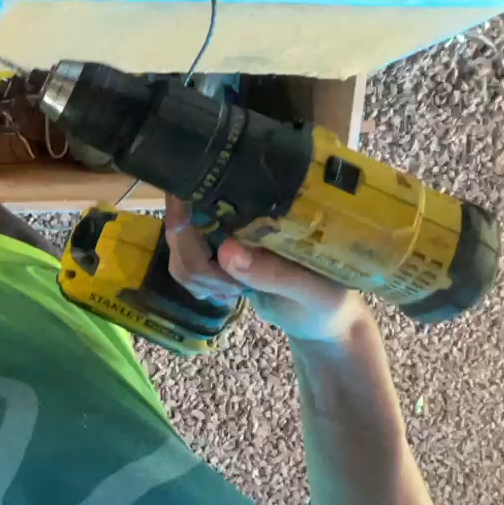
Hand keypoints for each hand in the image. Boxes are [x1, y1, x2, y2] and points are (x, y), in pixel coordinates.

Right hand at [163, 196, 369, 343]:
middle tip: (227, 286)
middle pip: (185, 217)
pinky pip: (181, 260)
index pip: (212, 185)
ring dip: (196, 273)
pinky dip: (195, 280)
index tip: (181, 225)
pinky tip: (221, 290)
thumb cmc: (324, 299)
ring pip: (178, 242)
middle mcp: (242, 207)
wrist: (318, 319)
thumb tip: (225, 251)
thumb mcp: (309, 289)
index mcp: (271, 202)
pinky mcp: (213, 248)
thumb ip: (272, 273)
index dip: (186, 201)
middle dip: (195, 256)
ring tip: (231, 290)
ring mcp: (224, 228)